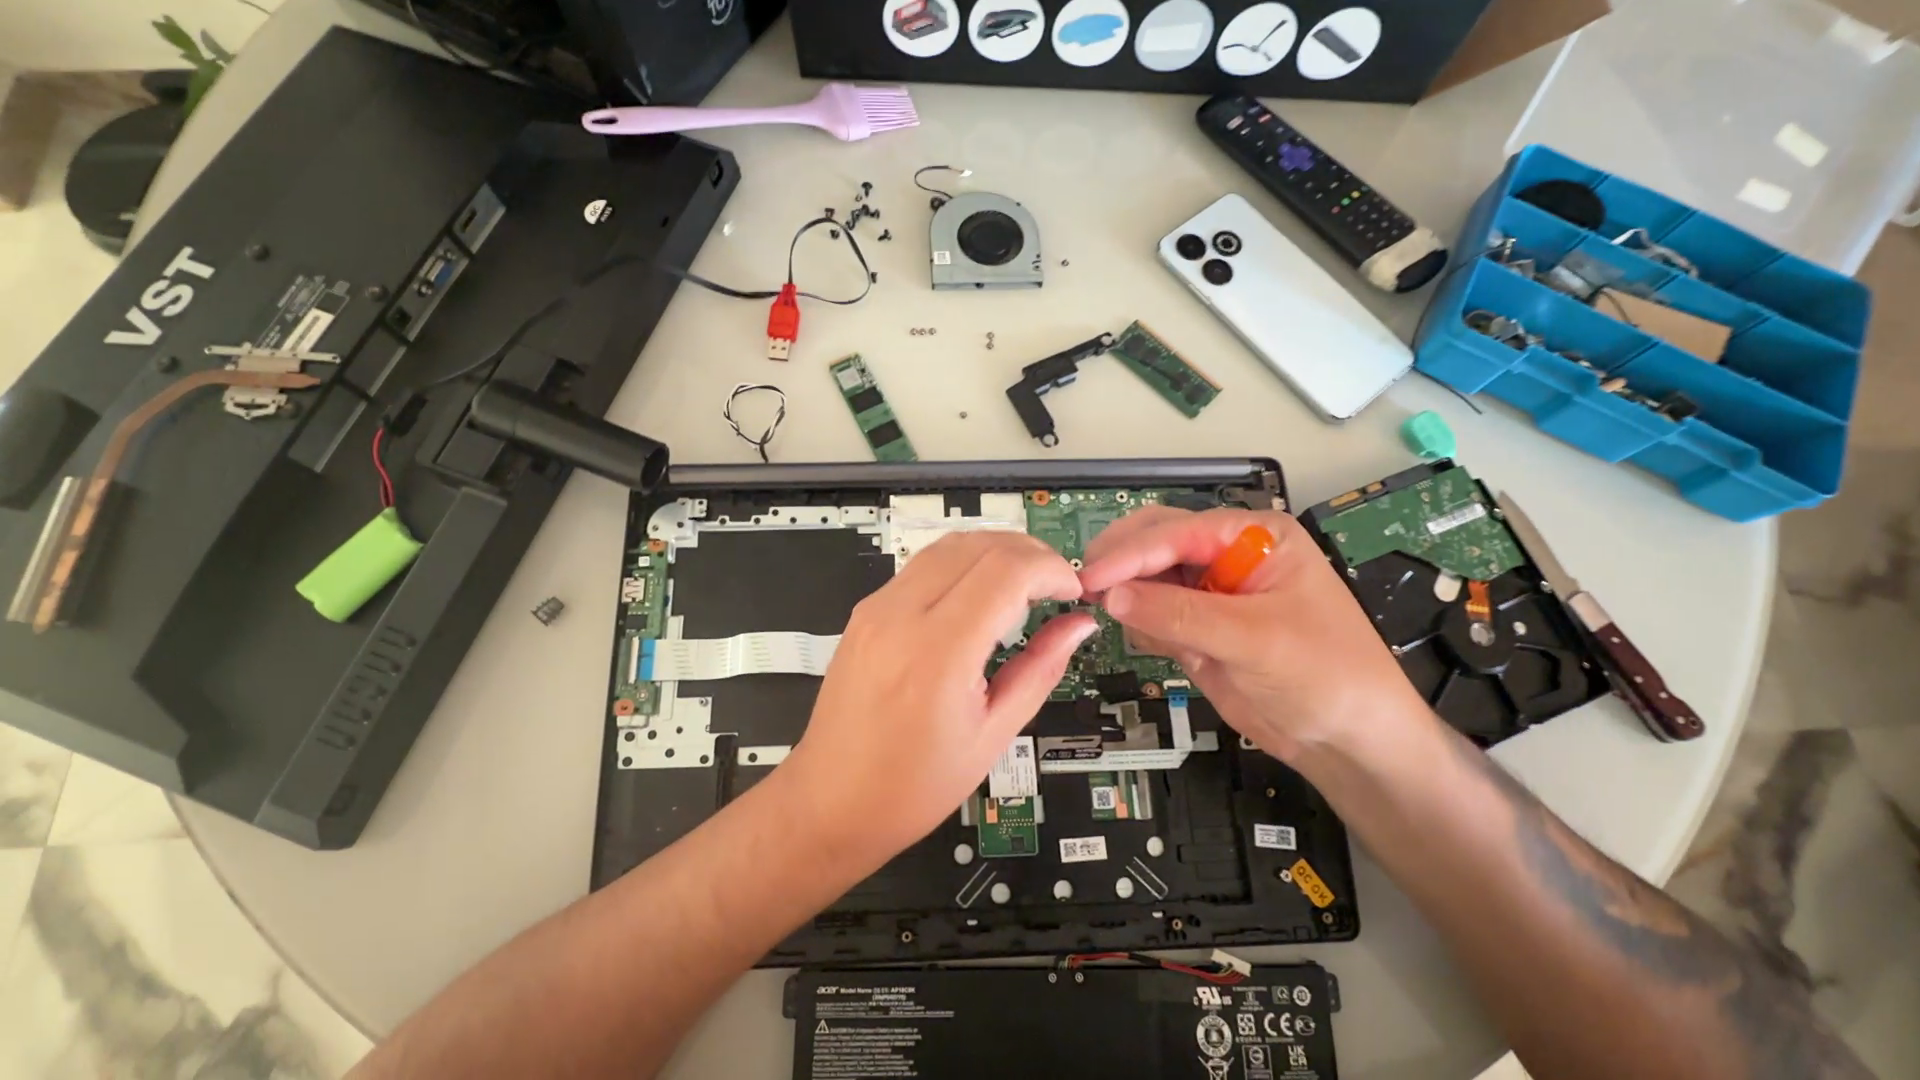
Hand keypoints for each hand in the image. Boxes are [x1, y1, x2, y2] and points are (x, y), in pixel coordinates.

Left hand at [786, 532, 1095, 863]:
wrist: (832, 801)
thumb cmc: (914, 785)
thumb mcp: (993, 735)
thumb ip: (1041, 669)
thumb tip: (1079, 625)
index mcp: (938, 653)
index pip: (1006, 571)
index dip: (1051, 570)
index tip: (1073, 592)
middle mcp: (901, 616)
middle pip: (978, 545)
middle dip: (1030, 553)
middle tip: (1057, 585)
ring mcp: (876, 609)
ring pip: (948, 545)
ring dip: (995, 551)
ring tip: (1026, 584)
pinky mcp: (864, 612)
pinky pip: (922, 566)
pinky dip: (962, 564)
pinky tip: (982, 594)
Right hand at [1079, 507, 1425, 762]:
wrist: (1348, 740)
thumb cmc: (1327, 675)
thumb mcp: (1254, 638)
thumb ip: (1181, 614)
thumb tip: (1112, 595)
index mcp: (1255, 537)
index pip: (1179, 532)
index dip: (1132, 552)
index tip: (1092, 576)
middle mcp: (1229, 558)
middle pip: (1157, 544)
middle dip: (1123, 565)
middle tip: (1087, 589)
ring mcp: (1211, 595)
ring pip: (1147, 581)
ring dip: (1129, 598)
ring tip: (1120, 620)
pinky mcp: (1198, 631)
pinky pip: (1152, 618)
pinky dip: (1141, 627)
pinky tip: (1150, 642)